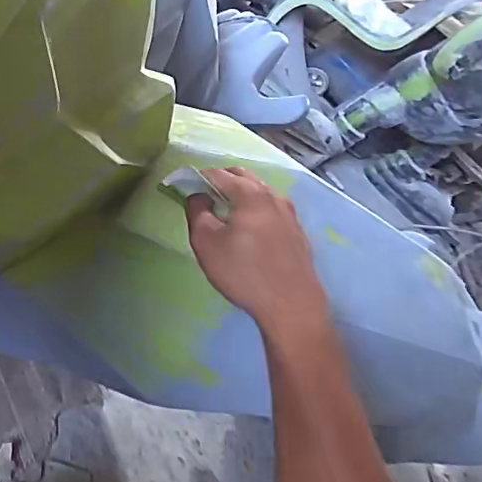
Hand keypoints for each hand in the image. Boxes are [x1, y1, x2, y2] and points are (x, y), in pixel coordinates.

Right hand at [184, 167, 330, 334]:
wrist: (292, 308)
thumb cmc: (243, 272)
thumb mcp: (206, 241)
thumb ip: (196, 211)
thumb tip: (198, 196)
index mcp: (250, 194)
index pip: (218, 174)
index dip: (197, 177)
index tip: (183, 187)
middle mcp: (273, 197)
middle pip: (243, 176)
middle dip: (220, 179)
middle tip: (202, 196)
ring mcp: (290, 214)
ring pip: (259, 191)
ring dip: (239, 193)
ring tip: (223, 211)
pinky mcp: (297, 232)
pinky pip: (271, 208)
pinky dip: (255, 207)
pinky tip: (247, 228)